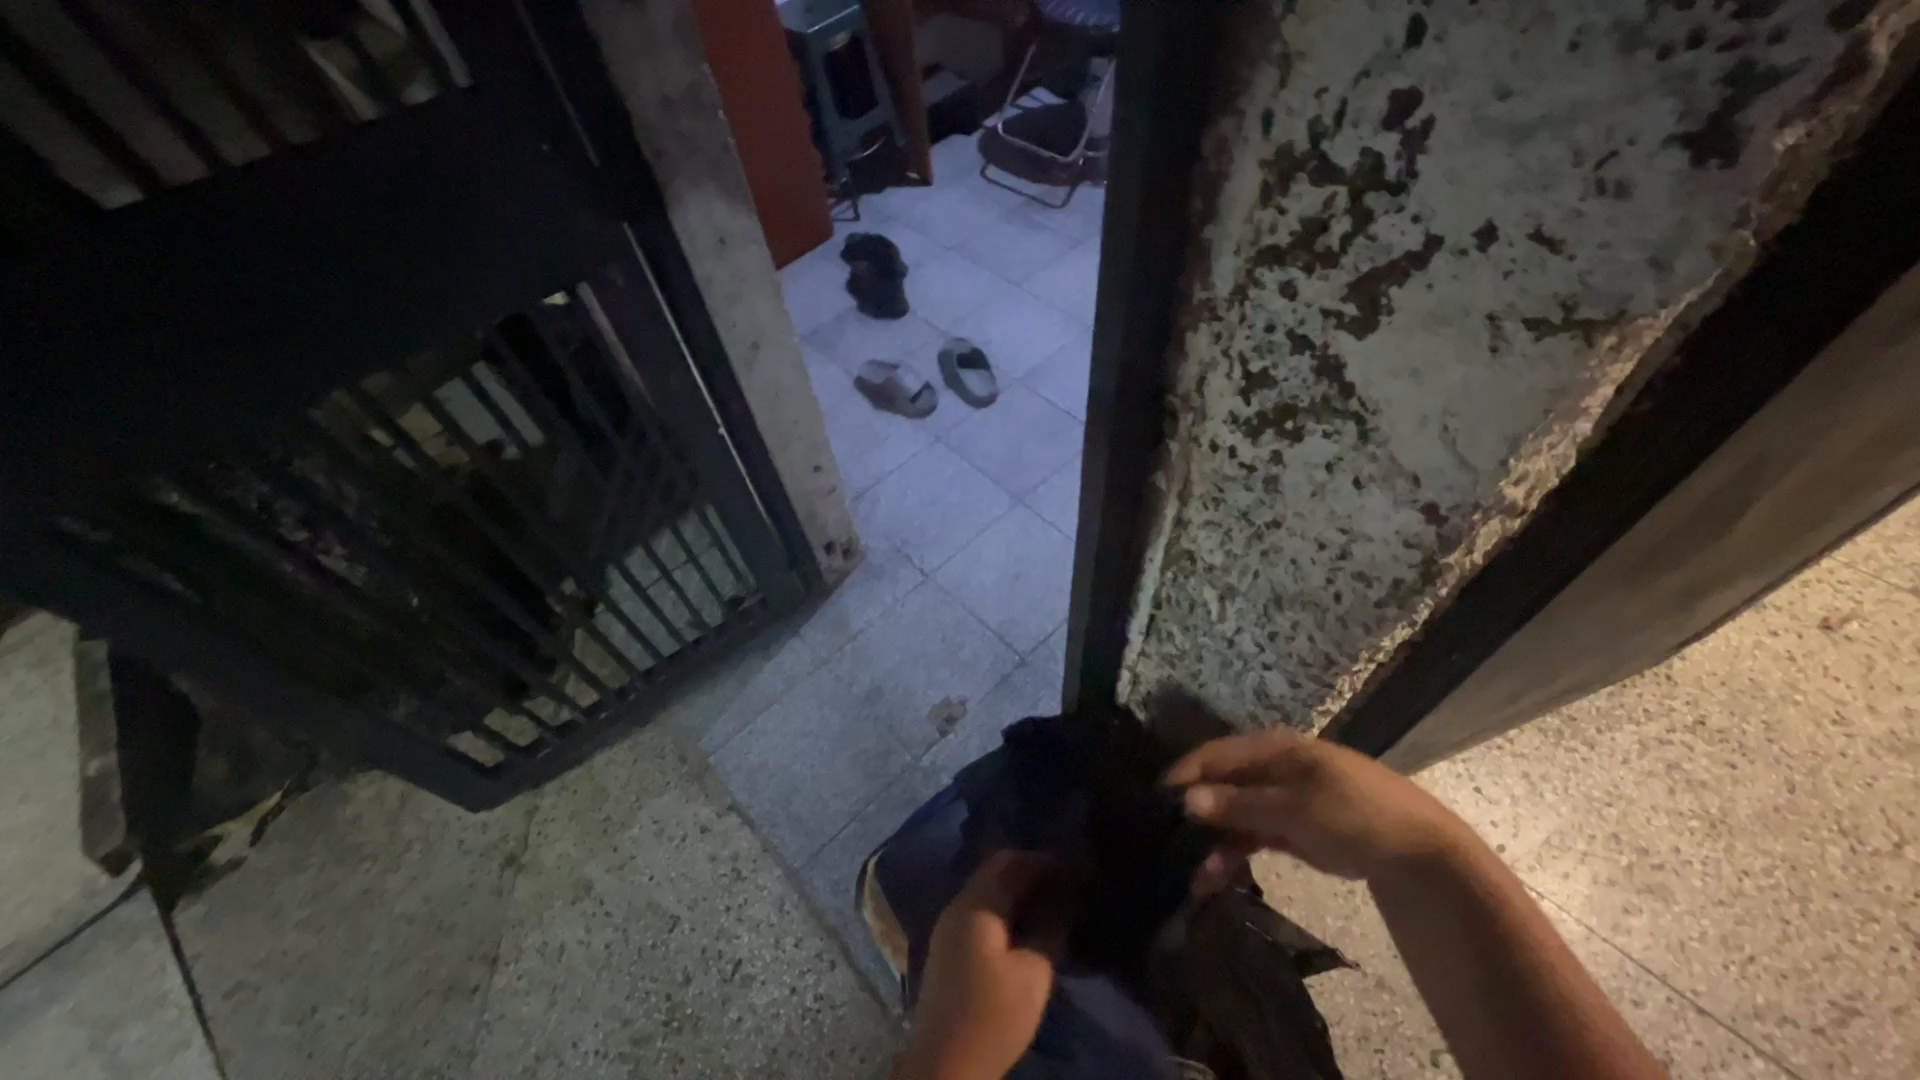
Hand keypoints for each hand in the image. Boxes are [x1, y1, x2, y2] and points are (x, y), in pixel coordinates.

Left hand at [895, 850, 1068, 1079]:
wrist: (944, 1065)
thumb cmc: (992, 1016)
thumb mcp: (1033, 973)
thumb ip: (1051, 927)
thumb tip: (1067, 894)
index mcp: (975, 905)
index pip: (1010, 860)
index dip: (1044, 861)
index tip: (1075, 872)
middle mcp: (956, 907)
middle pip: (995, 874)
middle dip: (1032, 876)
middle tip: (1068, 890)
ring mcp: (948, 929)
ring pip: (988, 895)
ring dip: (1019, 896)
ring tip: (1054, 910)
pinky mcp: (949, 950)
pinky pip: (981, 915)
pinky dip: (1006, 915)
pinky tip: (1028, 932)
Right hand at [1164, 728, 1465, 880]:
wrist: (1419, 852)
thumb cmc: (1353, 813)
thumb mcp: (1292, 808)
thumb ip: (1237, 805)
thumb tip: (1185, 800)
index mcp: (1274, 748)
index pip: (1214, 754)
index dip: (1183, 774)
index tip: (1153, 801)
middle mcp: (1272, 768)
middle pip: (1221, 785)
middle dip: (1194, 814)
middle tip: (1164, 843)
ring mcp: (1283, 798)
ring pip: (1234, 816)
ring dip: (1212, 843)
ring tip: (1193, 879)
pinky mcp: (1293, 828)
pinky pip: (1252, 836)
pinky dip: (1234, 854)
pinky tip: (1216, 879)